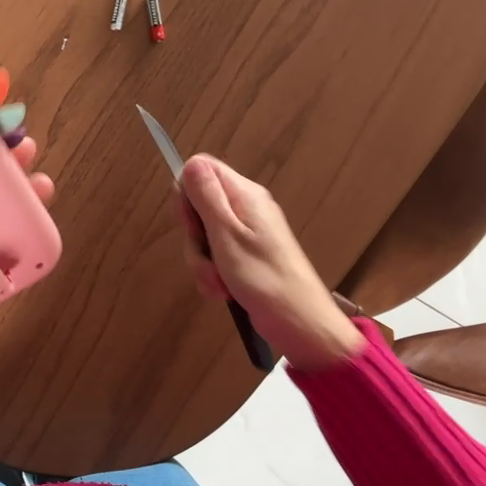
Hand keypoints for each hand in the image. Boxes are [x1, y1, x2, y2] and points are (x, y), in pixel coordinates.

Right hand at [175, 154, 364, 371]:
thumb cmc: (263, 277)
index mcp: (244, 195)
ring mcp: (247, 233)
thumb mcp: (227, 235)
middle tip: (206, 258)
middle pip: (199, 205)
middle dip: (193, 238)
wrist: (300, 323)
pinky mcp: (246, 255)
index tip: (189, 224)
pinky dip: (212, 274)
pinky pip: (216, 255)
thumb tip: (190, 162)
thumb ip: (206, 197)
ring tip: (217, 282)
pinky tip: (222, 291)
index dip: (185, 193)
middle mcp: (245, 208)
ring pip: (204, 235)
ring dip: (202, 262)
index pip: (201, 170)